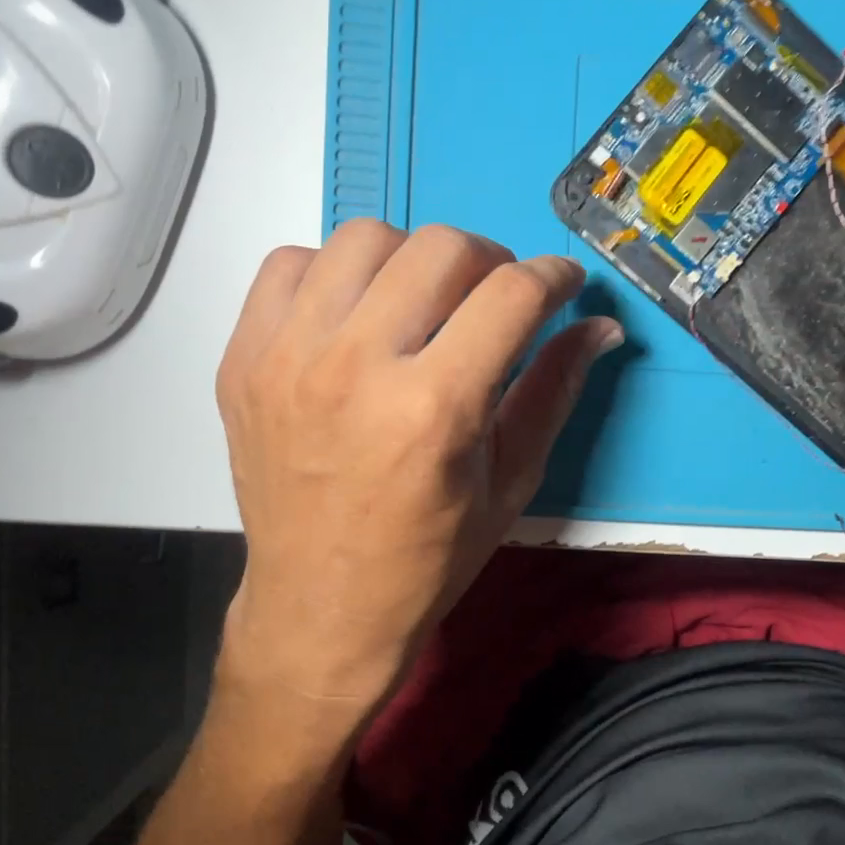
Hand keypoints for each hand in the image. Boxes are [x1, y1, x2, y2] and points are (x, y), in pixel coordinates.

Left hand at [214, 220, 622, 709]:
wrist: (322, 606)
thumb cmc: (429, 556)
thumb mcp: (511, 481)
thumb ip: (554, 390)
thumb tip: (601, 326)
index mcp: (434, 409)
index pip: (511, 294)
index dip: (554, 276)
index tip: (562, 284)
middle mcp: (355, 367)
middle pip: (441, 247)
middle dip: (491, 261)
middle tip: (497, 299)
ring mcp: (287, 357)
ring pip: (365, 239)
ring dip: (413, 259)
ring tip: (424, 304)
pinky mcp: (243, 358)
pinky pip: (291, 262)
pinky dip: (336, 274)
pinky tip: (357, 317)